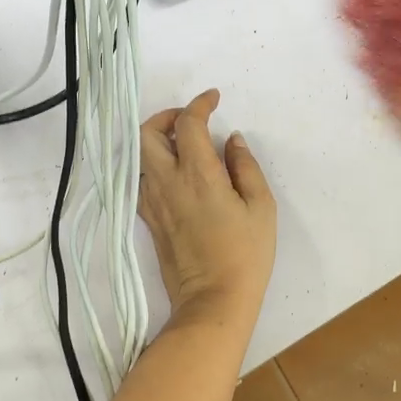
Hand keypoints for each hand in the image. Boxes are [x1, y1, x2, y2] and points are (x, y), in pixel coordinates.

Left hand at [139, 89, 276, 319]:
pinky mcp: (149, 220)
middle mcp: (167, 182)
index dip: (200, 104)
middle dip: (165, 117)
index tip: (213, 99)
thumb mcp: (261, 206)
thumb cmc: (246, 254)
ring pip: (140, 157)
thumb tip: (231, 140)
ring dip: (158, 142)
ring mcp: (153, 202)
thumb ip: (245, 166)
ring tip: (183, 146)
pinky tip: (175, 175)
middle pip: (146, 134)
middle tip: (189, 120)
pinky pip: (142, 181)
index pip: (188, 124)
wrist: (213, 300)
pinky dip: (154, 167)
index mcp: (198, 174)